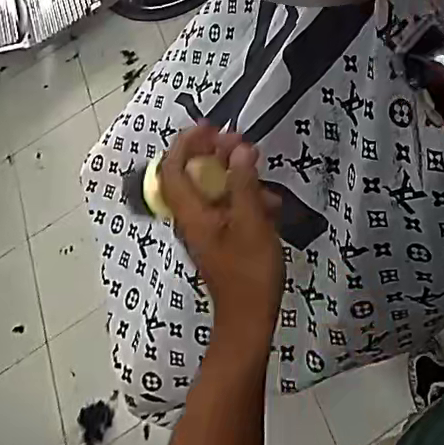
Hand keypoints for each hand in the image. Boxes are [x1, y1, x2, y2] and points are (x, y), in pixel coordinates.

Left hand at [159, 125, 282, 341]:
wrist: (249, 317)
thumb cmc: (250, 270)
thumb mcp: (252, 223)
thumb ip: (245, 184)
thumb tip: (239, 150)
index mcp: (192, 215)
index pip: (173, 170)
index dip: (186, 144)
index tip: (210, 126)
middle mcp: (193, 219)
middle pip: (192, 176)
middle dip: (214, 153)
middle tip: (239, 139)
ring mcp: (208, 229)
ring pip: (212, 190)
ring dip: (234, 173)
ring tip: (259, 165)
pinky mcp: (223, 237)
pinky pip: (227, 206)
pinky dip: (245, 196)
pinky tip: (270, 201)